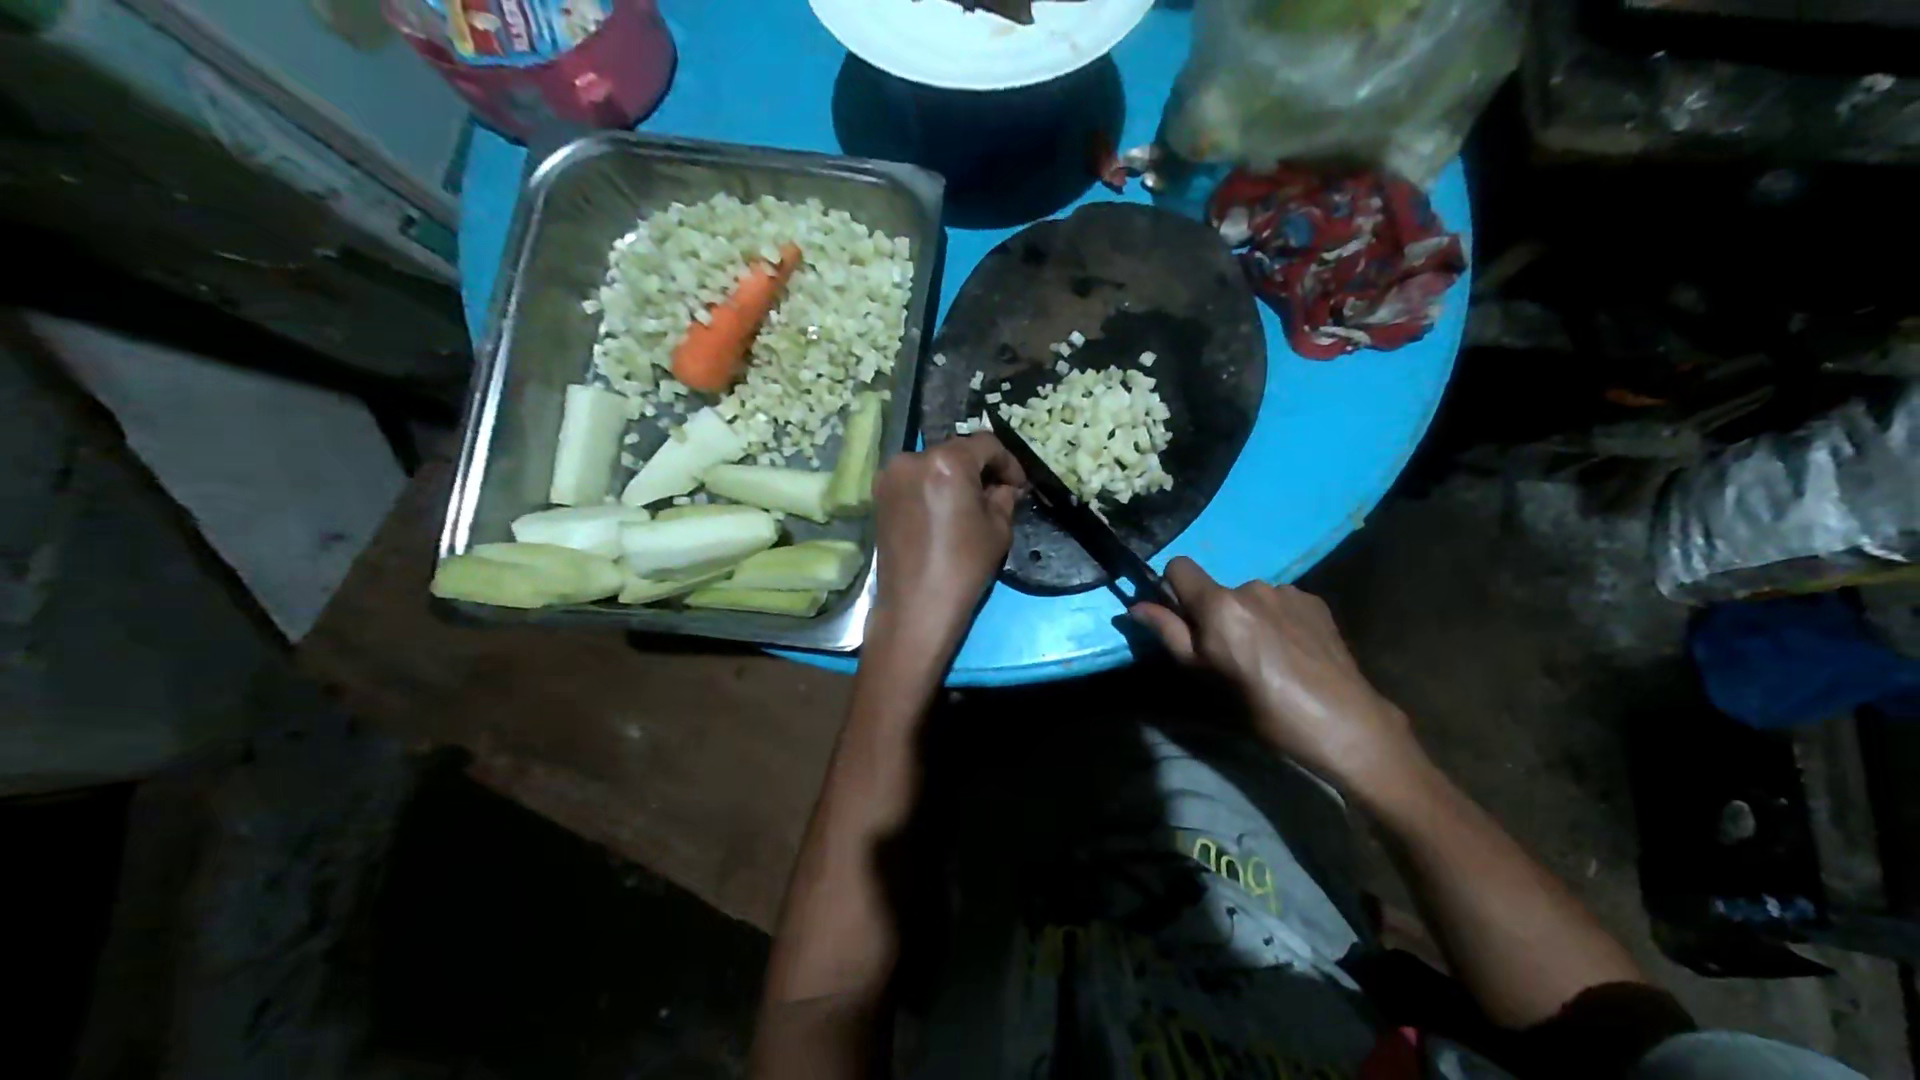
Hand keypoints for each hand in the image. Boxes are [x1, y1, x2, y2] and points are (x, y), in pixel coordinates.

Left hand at [871, 434, 1026, 640]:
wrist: (916, 605)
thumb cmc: (963, 566)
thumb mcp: (998, 528)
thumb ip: (1002, 497)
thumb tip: (1002, 487)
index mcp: (946, 462)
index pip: (986, 445)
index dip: (1008, 462)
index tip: (1017, 485)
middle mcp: (912, 459)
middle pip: (955, 452)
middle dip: (978, 469)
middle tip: (996, 494)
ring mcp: (890, 477)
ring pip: (932, 465)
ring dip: (953, 478)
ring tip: (968, 505)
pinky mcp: (879, 496)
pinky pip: (913, 481)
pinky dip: (931, 489)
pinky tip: (943, 512)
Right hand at [1129, 557, 1423, 792]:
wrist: (1342, 721)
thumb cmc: (1261, 706)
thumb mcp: (1203, 674)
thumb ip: (1169, 633)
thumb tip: (1136, 606)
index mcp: (1219, 604)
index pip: (1179, 566)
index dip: (1174, 588)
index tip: (1184, 619)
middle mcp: (1252, 586)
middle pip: (1217, 589)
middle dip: (1216, 613)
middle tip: (1231, 654)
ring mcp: (1287, 591)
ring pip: (1251, 597)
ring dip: (1250, 616)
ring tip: (1268, 655)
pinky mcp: (1315, 601)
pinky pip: (1281, 602)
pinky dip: (1278, 619)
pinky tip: (1293, 651)